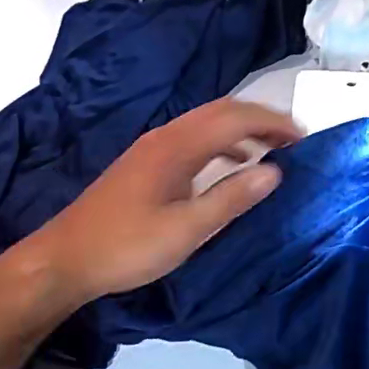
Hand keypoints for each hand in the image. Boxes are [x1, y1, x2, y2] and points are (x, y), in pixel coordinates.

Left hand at [17, 97, 302, 305]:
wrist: (65, 257)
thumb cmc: (127, 247)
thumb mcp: (187, 231)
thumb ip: (231, 199)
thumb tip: (275, 172)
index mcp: (177, 147)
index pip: (236, 119)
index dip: (273, 123)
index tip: (303, 138)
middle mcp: (165, 135)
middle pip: (221, 110)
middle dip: (260, 117)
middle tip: (293, 137)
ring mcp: (152, 146)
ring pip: (206, 121)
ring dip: (241, 127)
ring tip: (271, 147)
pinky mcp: (145, 160)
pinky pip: (193, 136)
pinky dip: (221, 140)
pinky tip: (231, 162)